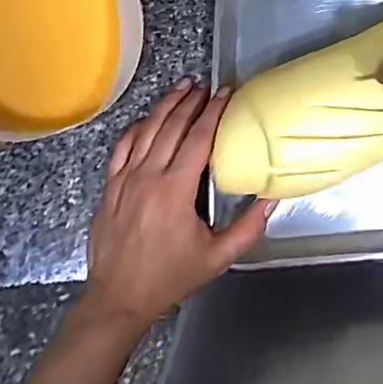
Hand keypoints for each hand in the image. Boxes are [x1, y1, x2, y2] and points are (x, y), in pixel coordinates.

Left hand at [83, 79, 274, 331]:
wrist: (118, 298)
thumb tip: (272, 197)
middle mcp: (148, 176)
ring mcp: (124, 179)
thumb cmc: (170, 277)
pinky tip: (149, 117)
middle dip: (191, 101)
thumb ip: (248, 227)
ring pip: (146, 130)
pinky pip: (122, 145)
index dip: (213, 112)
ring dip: (166, 105)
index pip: (197, 139)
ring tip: (183, 87)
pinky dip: (137, 126)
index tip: (225, 93)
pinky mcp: (110, 186)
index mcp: (174, 191)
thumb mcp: (217, 257)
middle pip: (172, 127)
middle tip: (206, 85)